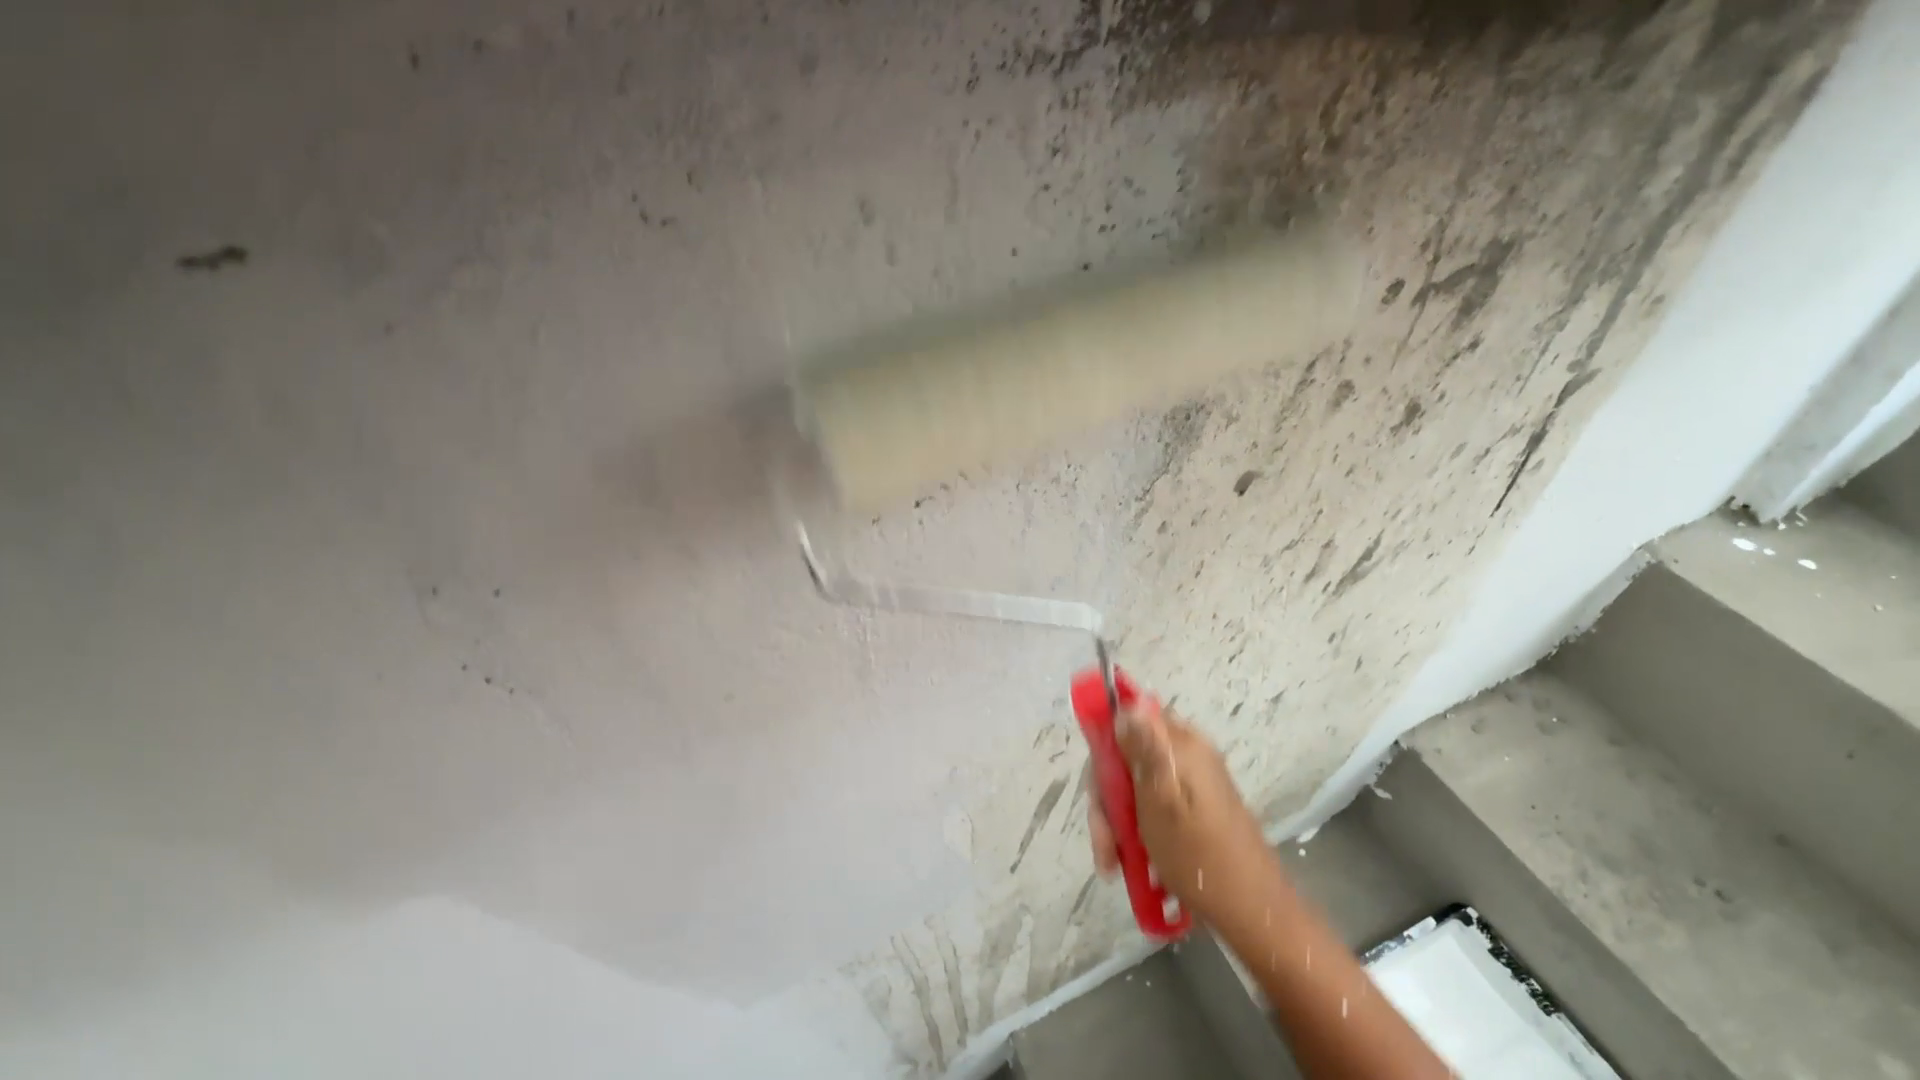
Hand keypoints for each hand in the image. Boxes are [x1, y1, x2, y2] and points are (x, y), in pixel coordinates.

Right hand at [1087, 700, 1276, 931]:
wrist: (1251, 907)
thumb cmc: (1198, 855)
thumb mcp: (1159, 801)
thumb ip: (1142, 750)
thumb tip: (1127, 705)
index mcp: (1181, 745)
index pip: (1127, 722)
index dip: (1104, 752)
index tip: (1097, 790)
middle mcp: (1187, 755)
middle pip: (1126, 760)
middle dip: (1108, 802)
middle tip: (1105, 845)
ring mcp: (1192, 782)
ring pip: (1135, 789)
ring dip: (1118, 824)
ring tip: (1115, 864)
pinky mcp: (1195, 808)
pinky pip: (1153, 808)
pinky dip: (1139, 833)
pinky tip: (1135, 865)